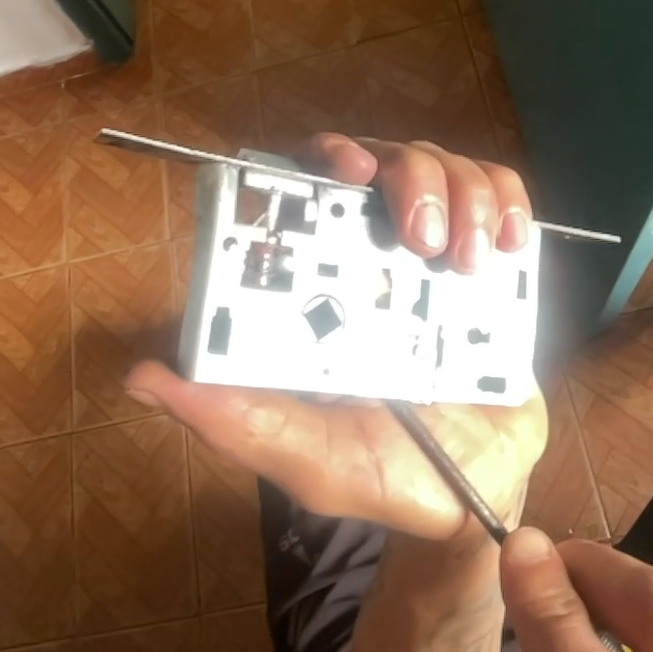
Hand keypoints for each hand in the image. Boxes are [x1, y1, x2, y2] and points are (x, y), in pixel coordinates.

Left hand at [124, 133, 547, 540]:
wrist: (483, 493)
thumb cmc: (385, 476)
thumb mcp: (305, 454)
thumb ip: (233, 419)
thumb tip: (142, 378)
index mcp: (319, 286)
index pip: (310, 187)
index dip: (327, 158)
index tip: (351, 172)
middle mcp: (374, 257)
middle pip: (387, 159)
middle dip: (414, 178)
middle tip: (428, 243)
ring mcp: (435, 254)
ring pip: (447, 167)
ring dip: (465, 195)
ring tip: (473, 263)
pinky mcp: (489, 262)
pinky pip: (502, 196)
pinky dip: (508, 200)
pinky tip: (510, 242)